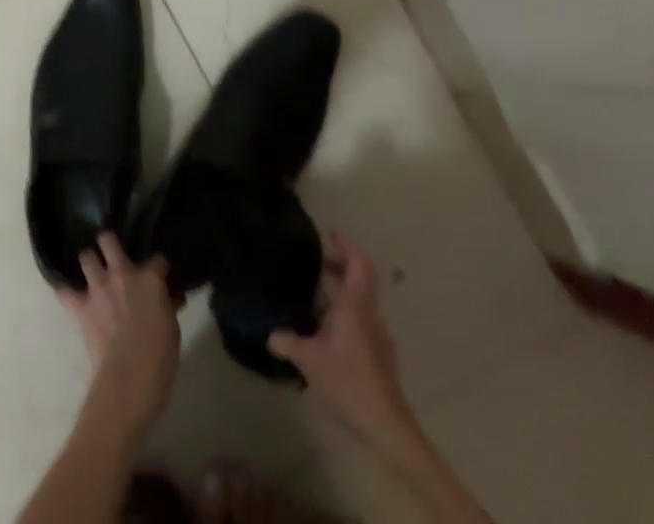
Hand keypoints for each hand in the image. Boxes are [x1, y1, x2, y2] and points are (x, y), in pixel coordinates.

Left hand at [57, 233, 182, 441]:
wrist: (129, 376)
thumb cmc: (160, 355)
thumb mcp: (172, 327)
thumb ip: (167, 306)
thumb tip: (169, 300)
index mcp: (150, 279)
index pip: (157, 260)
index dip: (160, 267)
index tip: (161, 275)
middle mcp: (122, 275)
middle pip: (109, 242)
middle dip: (110, 243)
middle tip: (114, 254)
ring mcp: (98, 289)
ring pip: (86, 258)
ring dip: (89, 263)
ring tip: (93, 271)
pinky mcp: (81, 308)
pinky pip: (65, 293)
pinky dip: (67, 294)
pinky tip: (71, 297)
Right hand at [267, 230, 412, 441]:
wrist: (383, 419)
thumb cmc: (347, 380)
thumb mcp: (308, 359)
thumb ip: (287, 341)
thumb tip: (270, 334)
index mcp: (356, 306)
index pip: (359, 264)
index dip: (347, 245)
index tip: (331, 233)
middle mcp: (369, 313)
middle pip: (362, 278)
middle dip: (341, 265)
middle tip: (316, 261)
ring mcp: (377, 333)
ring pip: (361, 299)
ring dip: (342, 289)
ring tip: (314, 292)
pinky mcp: (378, 351)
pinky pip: (360, 318)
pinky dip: (344, 310)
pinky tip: (324, 327)